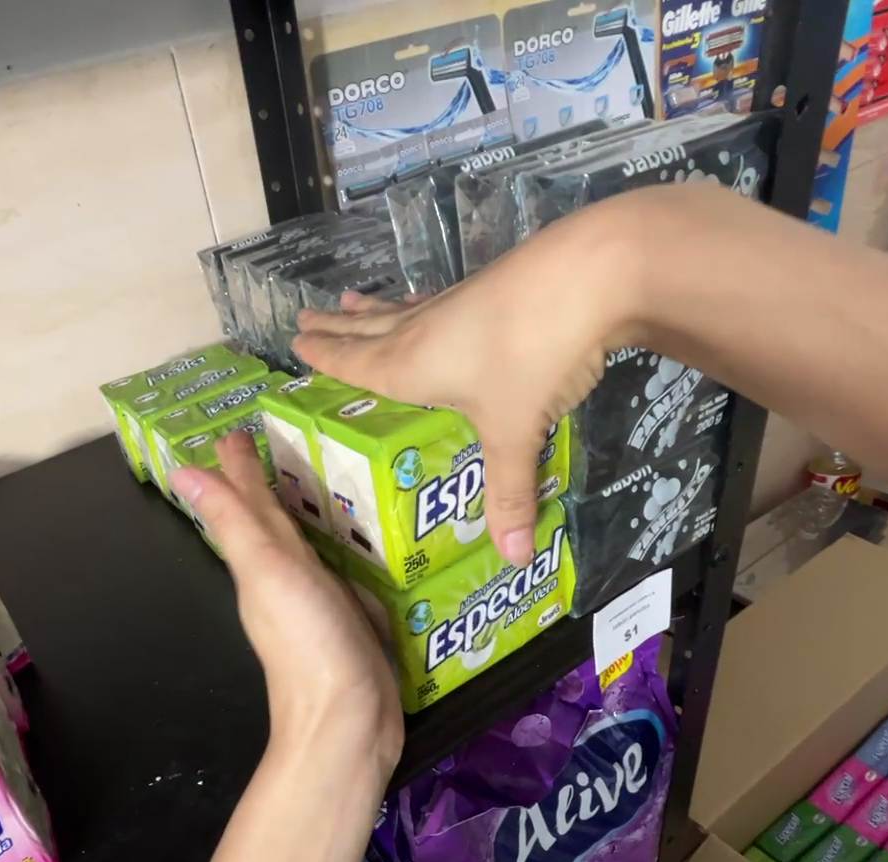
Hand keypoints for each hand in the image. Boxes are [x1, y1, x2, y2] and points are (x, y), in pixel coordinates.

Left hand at [169, 433, 402, 779]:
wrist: (347, 721)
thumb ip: (235, 522)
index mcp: (264, 561)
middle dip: (275, 480)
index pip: (250, 501)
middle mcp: (288, 575)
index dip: (241, 466)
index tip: (236, 429)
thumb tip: (183, 471)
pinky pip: (348, 566)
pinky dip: (350, 544)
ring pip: (312, 540)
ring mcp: (322, 598)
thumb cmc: (308, 641)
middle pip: (278, 517)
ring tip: (328, 474)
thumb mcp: (269, 573)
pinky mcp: (355, 616)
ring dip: (313, 509)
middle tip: (283, 440)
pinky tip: (365, 537)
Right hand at [291, 201, 644, 566]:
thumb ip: (509, 493)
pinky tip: (425, 301)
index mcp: (409, 365)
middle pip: (366, 330)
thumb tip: (514, 560)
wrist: (591, 275)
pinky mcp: (488, 288)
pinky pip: (433, 302)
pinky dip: (415, 304)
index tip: (295, 342)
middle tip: (303, 318)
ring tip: (346, 301)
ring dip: (369, 310)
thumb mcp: (514, 431)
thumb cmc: (530, 356)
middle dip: (334, 328)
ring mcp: (455, 305)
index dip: (324, 356)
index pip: (352, 362)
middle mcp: (422, 332)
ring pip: (398, 310)